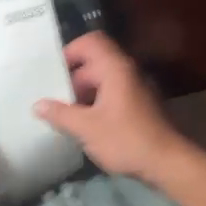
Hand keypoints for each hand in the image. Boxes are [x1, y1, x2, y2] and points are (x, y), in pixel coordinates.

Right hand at [33, 32, 188, 178]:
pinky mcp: (139, 106)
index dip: (70, 51)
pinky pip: (112, 95)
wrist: (168, 163)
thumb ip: (61, 114)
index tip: (52, 71)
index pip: (91, 42)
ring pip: (103, 81)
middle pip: (94, 63)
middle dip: (72, 78)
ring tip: (64, 114)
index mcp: (115, 69)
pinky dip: (96, 104)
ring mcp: (136, 89)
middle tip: (52, 98)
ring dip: (83, 94)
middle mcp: (127, 72)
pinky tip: (84, 125)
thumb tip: (38, 104)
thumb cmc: (126, 140)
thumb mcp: (87, 128)